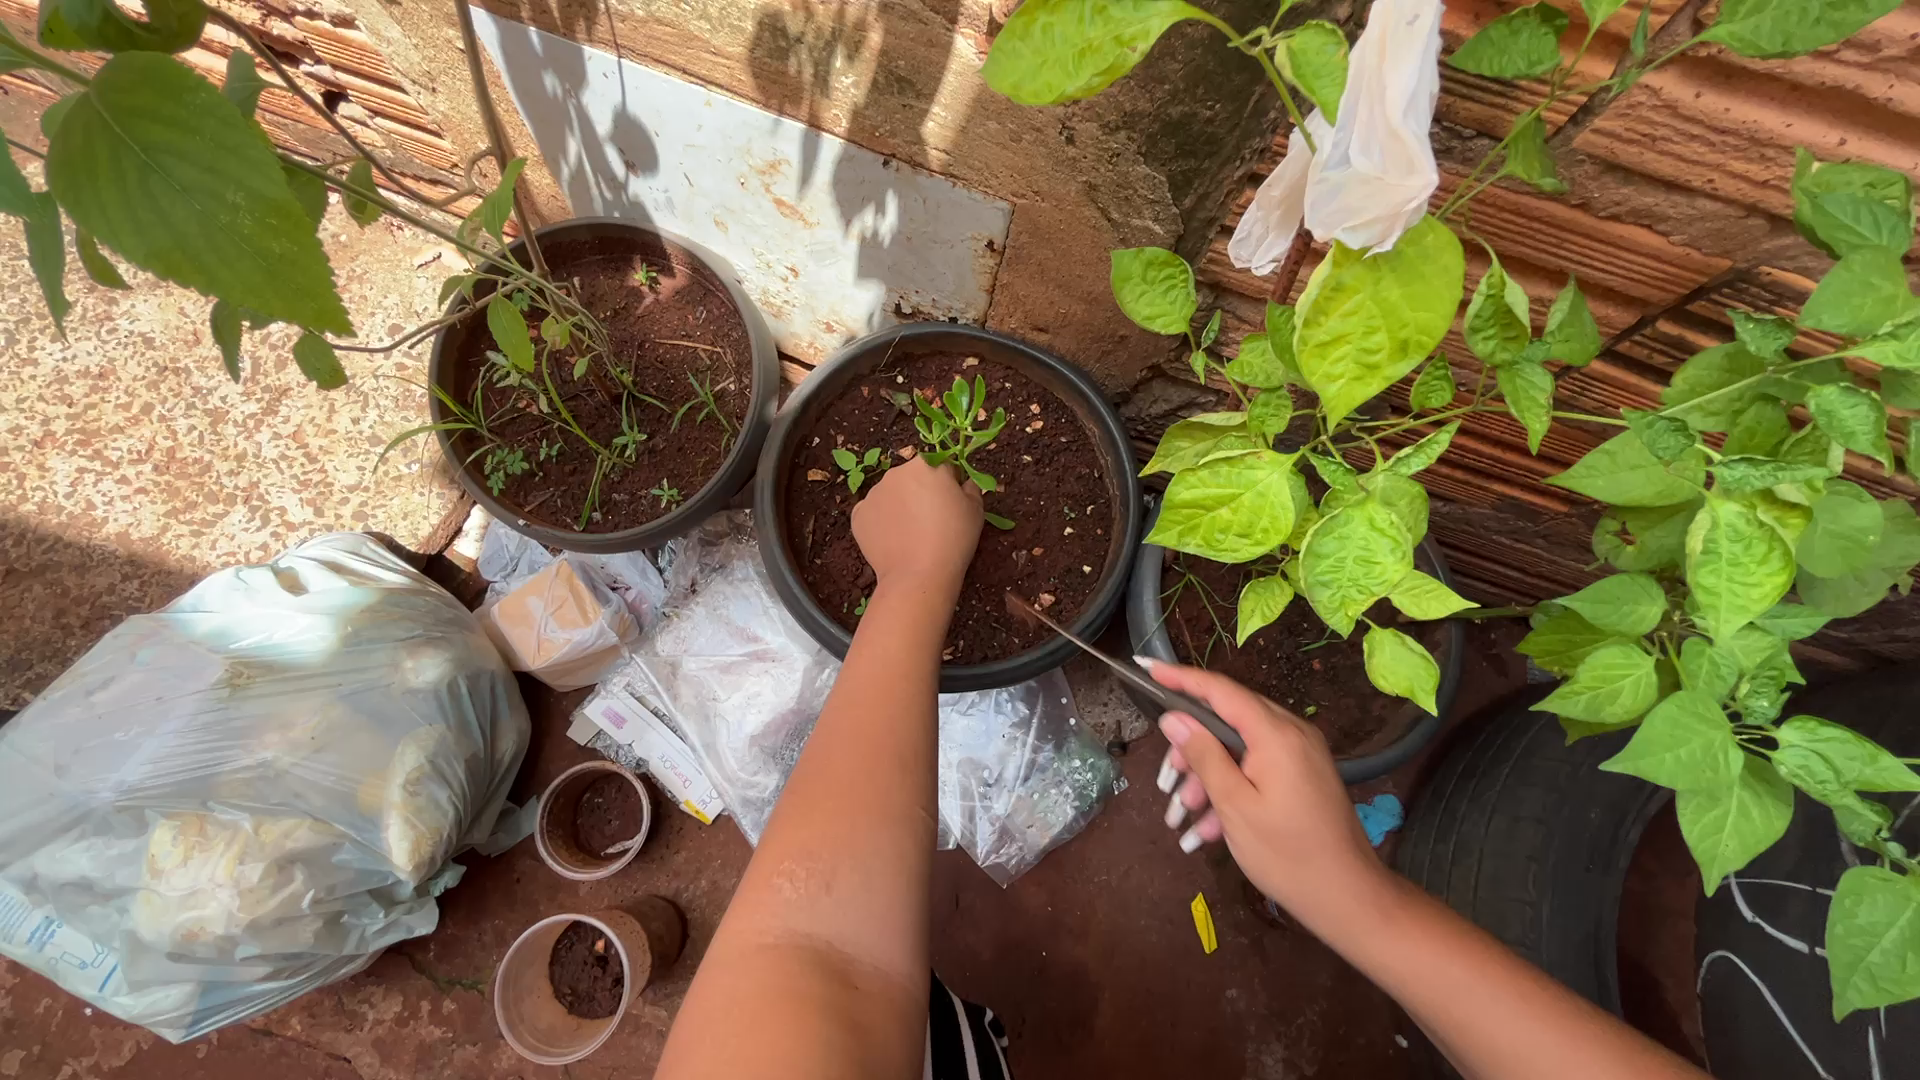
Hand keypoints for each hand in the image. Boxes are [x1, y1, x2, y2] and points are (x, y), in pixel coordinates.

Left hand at [852, 456, 981, 589]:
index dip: (950, 485)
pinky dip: (882, 522)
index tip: (952, 506)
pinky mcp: (858, 515)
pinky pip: (873, 513)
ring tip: (913, 534)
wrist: (918, 575)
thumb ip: (971, 488)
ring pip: (892, 495)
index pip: (942, 467)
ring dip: (901, 506)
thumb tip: (964, 483)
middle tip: (933, 522)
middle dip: (922, 493)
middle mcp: (896, 473)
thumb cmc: (953, 539)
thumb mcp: (975, 511)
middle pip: (914, 478)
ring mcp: (873, 493)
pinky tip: (895, 540)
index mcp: (926, 465)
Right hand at [1146, 659, 1386, 921]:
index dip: (1180, 677)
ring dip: (1205, 779)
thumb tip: (1173, 718)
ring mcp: (1298, 755)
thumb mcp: (1234, 804)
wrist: (1348, 900)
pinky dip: (1228, 791)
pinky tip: (1206, 829)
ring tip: (1182, 817)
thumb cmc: (1287, 854)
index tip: (1146, 667)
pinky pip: (1254, 768)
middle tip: (1165, 780)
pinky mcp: (1300, 776)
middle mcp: (1290, 733)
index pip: (1219, 690)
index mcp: (1275, 733)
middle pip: (1224, 721)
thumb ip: (1203, 754)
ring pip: (1235, 749)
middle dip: (1189, 749)